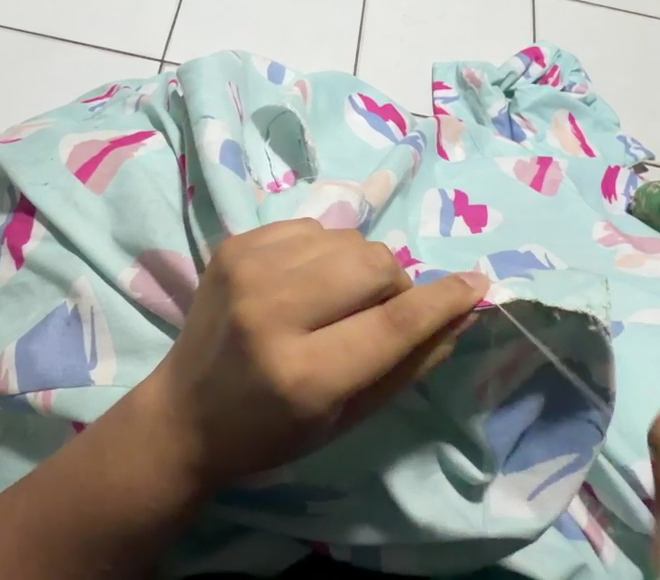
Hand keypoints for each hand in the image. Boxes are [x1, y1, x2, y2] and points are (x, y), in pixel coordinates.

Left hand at [134, 218, 487, 490]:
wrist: (183, 413)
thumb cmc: (271, 432)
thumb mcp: (347, 417)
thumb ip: (409, 363)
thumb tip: (462, 312)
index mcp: (303, 374)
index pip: (394, 322)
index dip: (443, 301)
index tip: (477, 285)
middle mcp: (271, 311)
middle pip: (374, 264)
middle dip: (394, 285)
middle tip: (378, 314)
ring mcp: (247, 269)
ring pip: (347, 238)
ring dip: (359, 267)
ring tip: (336, 300)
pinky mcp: (233, 244)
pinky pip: (312, 226)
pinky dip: (324, 252)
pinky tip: (304, 282)